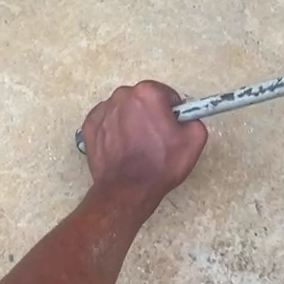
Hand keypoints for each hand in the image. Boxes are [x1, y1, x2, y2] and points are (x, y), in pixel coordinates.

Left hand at [78, 81, 207, 207]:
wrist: (127, 190)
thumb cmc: (161, 164)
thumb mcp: (194, 140)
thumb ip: (194, 118)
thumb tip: (186, 116)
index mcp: (148, 93)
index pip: (166, 95)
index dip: (172, 112)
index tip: (171, 128)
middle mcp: (123, 95)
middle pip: (143, 100)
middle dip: (150, 114)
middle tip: (155, 138)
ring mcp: (103, 110)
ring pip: (124, 109)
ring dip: (131, 121)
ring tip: (137, 145)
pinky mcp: (89, 125)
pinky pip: (107, 120)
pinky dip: (114, 130)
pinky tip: (121, 147)